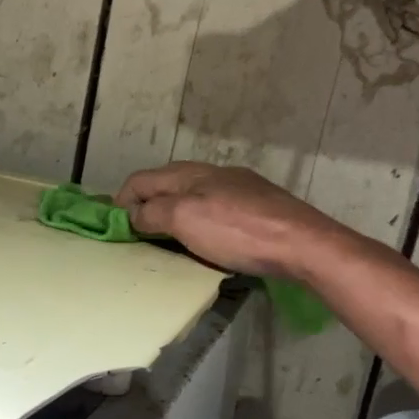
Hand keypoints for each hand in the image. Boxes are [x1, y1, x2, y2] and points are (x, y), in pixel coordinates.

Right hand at [112, 162, 354, 280]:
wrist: (306, 245)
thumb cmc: (237, 231)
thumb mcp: (183, 220)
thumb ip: (151, 213)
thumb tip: (134, 215)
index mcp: (189, 173)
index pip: (140, 180)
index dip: (121, 201)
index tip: (113, 227)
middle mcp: (213, 173)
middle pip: (166, 186)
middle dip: (147, 207)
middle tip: (138, 235)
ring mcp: (241, 189)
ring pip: (193, 198)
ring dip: (175, 216)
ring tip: (170, 241)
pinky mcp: (261, 207)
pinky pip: (217, 210)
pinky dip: (201, 223)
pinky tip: (209, 242)